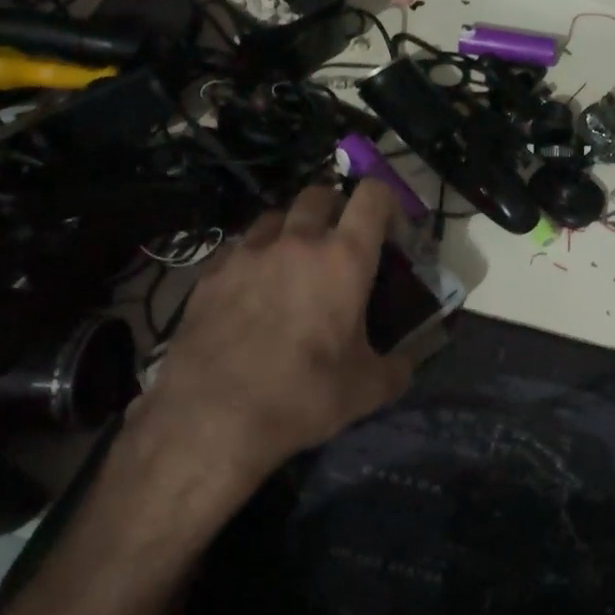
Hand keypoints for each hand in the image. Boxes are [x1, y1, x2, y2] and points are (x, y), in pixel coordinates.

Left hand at [139, 181, 412, 481]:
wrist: (211, 419)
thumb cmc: (302, 396)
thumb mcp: (366, 389)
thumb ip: (395, 368)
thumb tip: (405, 364)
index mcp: (345, 258)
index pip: (373, 196)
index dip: (388, 202)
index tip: (391, 230)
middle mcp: (297, 242)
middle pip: (320, 195)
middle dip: (337, 209)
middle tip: (342, 244)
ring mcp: (247, 255)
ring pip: (275, 217)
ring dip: (292, 229)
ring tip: (295, 263)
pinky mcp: (209, 276)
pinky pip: (238, 248)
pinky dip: (254, 257)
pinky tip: (253, 290)